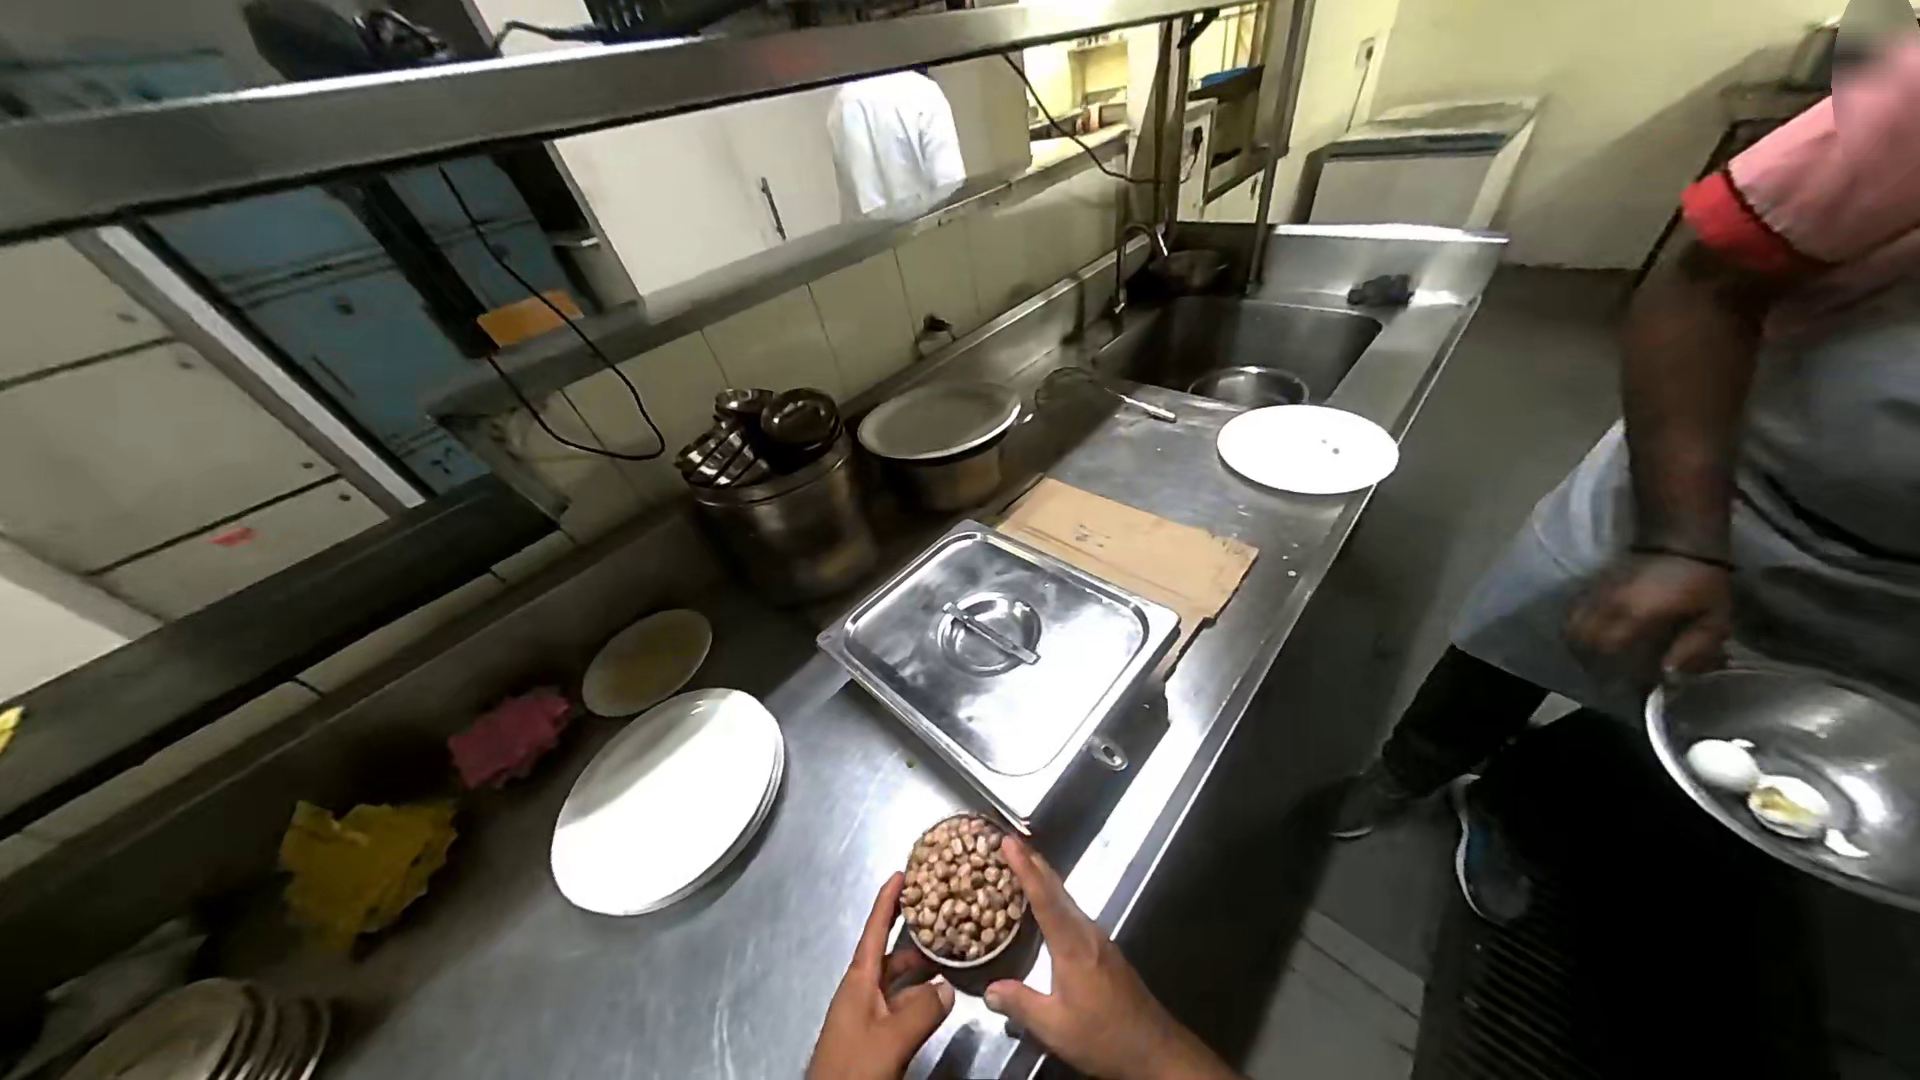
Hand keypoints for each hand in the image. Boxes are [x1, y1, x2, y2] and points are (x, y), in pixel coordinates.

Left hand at [806, 873, 955, 1079]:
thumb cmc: (854, 1070)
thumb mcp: (891, 1038)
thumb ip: (921, 1009)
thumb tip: (947, 986)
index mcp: (858, 980)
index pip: (875, 930)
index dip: (886, 901)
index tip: (900, 874)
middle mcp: (861, 991)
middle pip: (889, 953)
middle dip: (911, 934)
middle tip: (937, 915)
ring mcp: (866, 1016)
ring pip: (896, 982)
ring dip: (919, 971)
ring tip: (948, 959)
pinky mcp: (872, 1039)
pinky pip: (899, 1006)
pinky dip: (918, 998)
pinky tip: (937, 1001)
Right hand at [982, 836, 1237, 1079]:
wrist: (1155, 1049)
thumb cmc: (1105, 1036)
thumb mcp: (1056, 1027)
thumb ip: (1021, 1004)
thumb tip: (989, 990)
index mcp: (1072, 944)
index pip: (1043, 896)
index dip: (1024, 867)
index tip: (1009, 841)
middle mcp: (1086, 931)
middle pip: (1057, 888)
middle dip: (1034, 862)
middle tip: (1010, 841)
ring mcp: (1098, 938)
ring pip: (1066, 897)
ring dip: (1044, 877)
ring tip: (1023, 865)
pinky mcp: (1104, 948)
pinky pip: (1072, 911)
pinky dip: (1054, 897)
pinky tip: (1046, 904)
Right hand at [1566, 553, 1731, 674]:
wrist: (1677, 546)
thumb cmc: (1701, 584)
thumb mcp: (1714, 619)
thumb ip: (1693, 648)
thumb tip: (1669, 674)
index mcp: (1637, 615)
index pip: (1610, 648)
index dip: (1615, 668)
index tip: (1627, 682)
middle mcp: (1608, 607)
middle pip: (1582, 640)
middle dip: (1590, 660)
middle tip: (1605, 675)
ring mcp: (1595, 597)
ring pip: (1571, 627)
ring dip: (1578, 646)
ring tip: (1592, 659)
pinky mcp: (1590, 591)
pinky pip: (1572, 616)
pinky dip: (1575, 630)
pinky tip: (1587, 638)